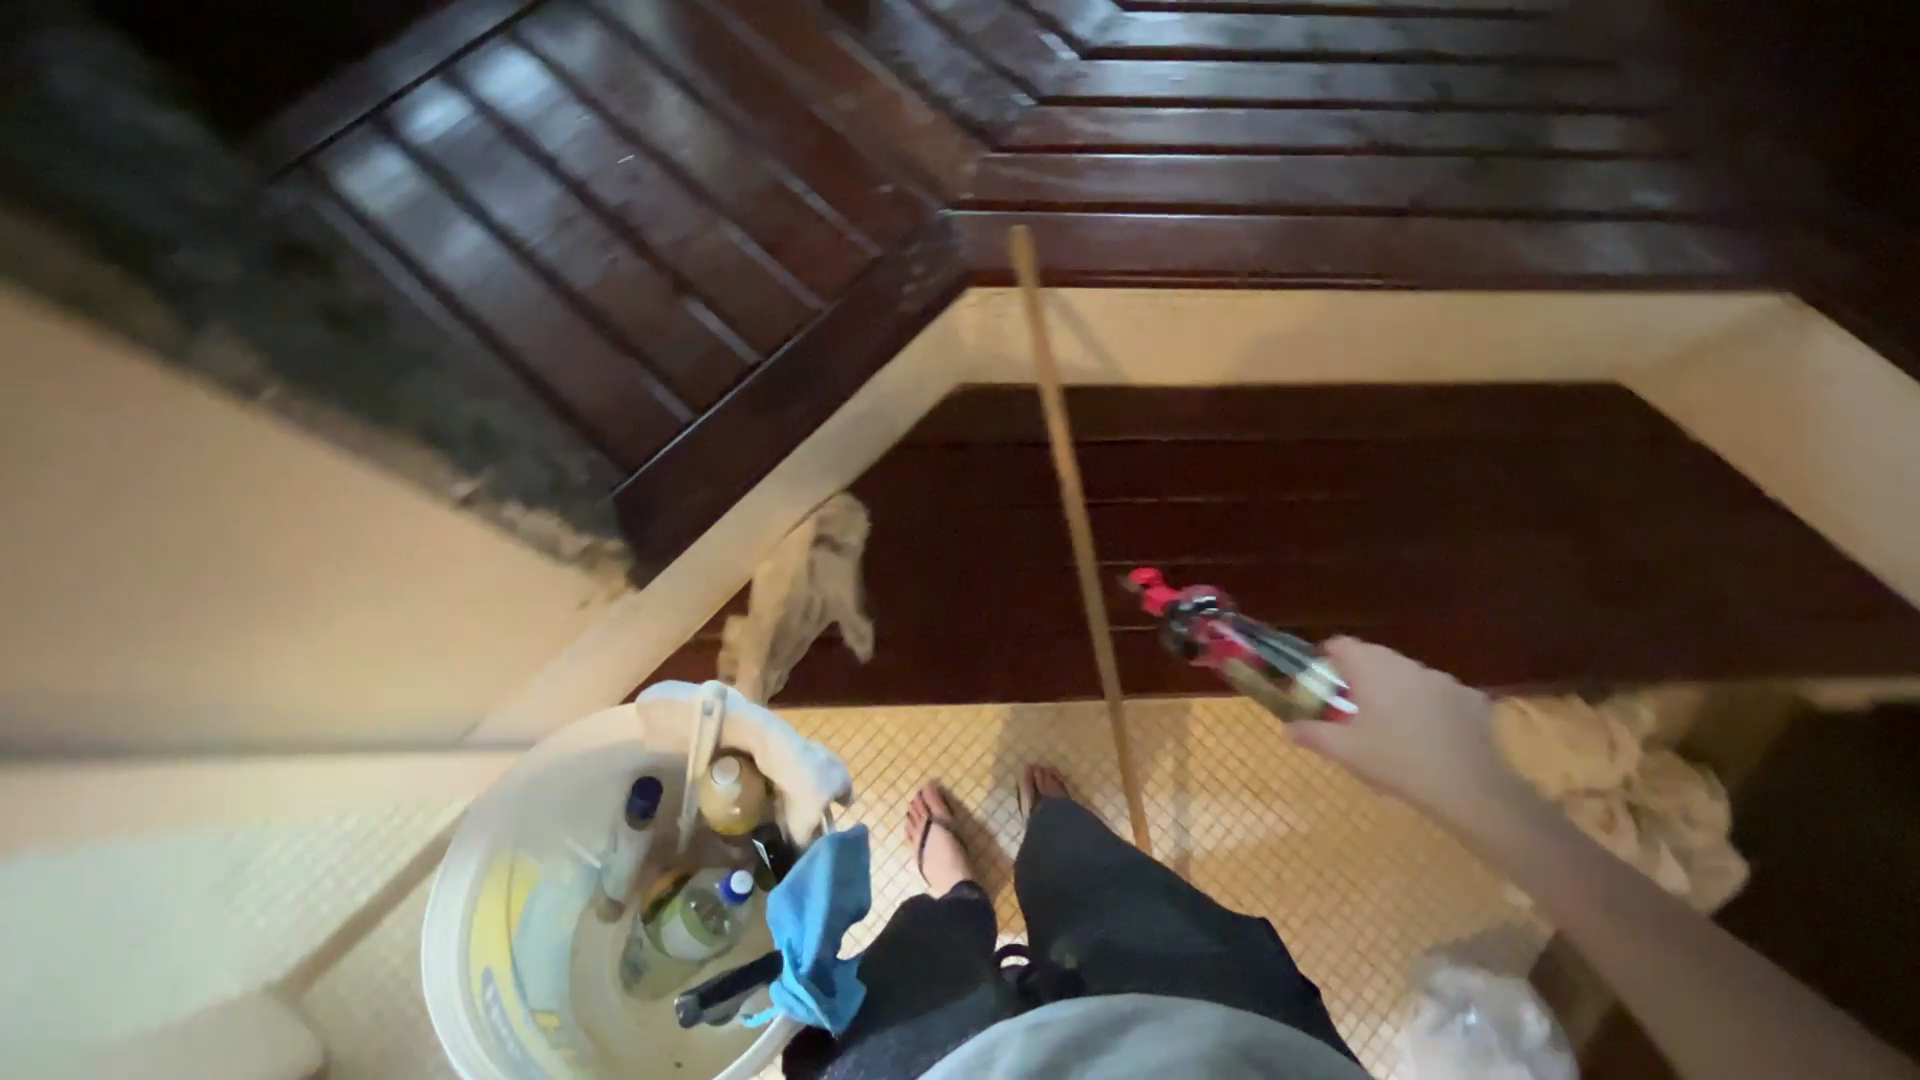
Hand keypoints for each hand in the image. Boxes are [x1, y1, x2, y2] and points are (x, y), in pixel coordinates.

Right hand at [1289, 637, 1535, 827]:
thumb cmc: (1397, 762)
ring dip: (1396, 687)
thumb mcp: (1347, 752)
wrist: (1469, 787)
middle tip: (1352, 703)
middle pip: (1376, 656)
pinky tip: (1432, 732)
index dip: (1329, 656)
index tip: (1322, 676)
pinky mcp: (1471, 697)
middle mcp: (1407, 666)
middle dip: (1361, 673)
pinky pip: (1441, 692)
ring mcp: (1443, 679)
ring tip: (1393, 721)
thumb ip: (1313, 735)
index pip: (1342, 644)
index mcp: (1373, 671)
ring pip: (1409, 673)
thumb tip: (1286, 729)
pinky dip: (1430, 703)